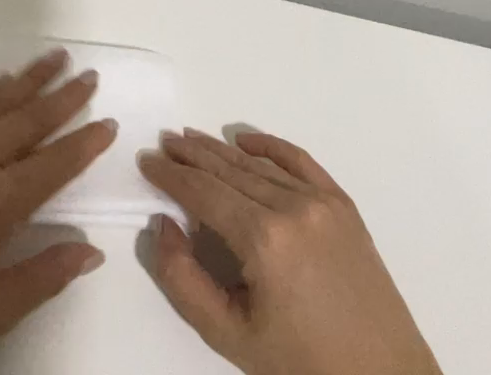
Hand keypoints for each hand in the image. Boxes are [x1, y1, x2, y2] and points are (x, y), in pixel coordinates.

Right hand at [139, 129, 441, 374]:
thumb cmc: (301, 362)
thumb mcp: (228, 334)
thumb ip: (182, 278)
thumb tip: (162, 224)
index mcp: (263, 239)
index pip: (202, 192)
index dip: (170, 176)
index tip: (146, 162)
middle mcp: (293, 208)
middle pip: (227, 170)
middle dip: (189, 155)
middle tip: (162, 143)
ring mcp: (322, 203)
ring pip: (258, 164)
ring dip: (219, 149)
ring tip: (189, 139)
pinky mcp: (344, 207)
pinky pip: (300, 162)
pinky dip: (270, 146)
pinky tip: (245, 139)